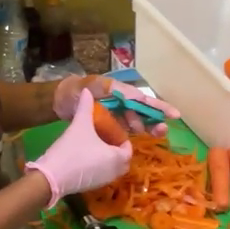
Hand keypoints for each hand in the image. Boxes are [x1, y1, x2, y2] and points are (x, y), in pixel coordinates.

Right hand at [26, 88, 132, 205]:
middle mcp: (114, 172)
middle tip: (105, 137)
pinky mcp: (92, 187)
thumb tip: (87, 90)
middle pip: (122, 160)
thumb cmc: (72, 150)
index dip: (122, 139)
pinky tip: (85, 156)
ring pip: (112, 169)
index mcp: (117, 157)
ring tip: (95, 144)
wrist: (52, 177)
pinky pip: (101, 175)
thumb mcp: (80, 125)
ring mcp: (103, 181)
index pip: (128, 149)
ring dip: (108, 158)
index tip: (112, 130)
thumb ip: (86, 107)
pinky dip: (99, 166)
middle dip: (117, 149)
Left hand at [53, 75, 176, 136]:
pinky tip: (138, 139)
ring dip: (146, 126)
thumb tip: (132, 95)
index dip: (157, 106)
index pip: (141, 98)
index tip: (173, 114)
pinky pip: (124, 129)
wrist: (56, 103)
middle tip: (163, 131)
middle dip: (154, 119)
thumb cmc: (71, 93)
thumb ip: (111, 92)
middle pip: (141, 110)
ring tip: (155, 135)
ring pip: (135, 120)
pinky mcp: (107, 124)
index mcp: (116, 91)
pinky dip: (132, 133)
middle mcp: (118, 100)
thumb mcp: (86, 89)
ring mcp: (113, 112)